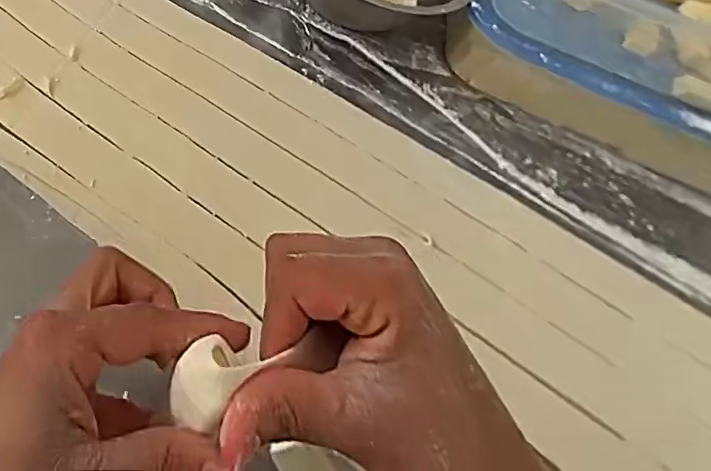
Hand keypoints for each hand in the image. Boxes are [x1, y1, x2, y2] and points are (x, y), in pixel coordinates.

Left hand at [0, 248, 251, 470]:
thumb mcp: (97, 470)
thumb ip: (162, 456)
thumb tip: (214, 451)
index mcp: (60, 339)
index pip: (145, 317)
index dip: (195, 327)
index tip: (229, 335)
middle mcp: (47, 333)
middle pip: (112, 281)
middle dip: (156, 301)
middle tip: (190, 338)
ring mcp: (41, 356)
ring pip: (102, 318)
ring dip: (143, 343)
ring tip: (180, 388)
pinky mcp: (40, 385)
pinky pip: (93, 362)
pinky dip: (126, 382)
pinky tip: (148, 428)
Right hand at [219, 235, 543, 470]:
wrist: (482, 462)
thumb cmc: (448, 443)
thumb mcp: (352, 423)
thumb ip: (282, 406)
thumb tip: (228, 412)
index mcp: (383, 277)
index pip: (290, 272)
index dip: (277, 328)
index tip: (284, 375)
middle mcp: (378, 260)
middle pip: (286, 260)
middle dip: (282, 321)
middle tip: (303, 373)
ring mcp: (374, 268)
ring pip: (291, 270)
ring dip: (292, 325)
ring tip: (325, 373)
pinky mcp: (366, 284)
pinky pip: (306, 284)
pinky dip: (304, 325)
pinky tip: (331, 363)